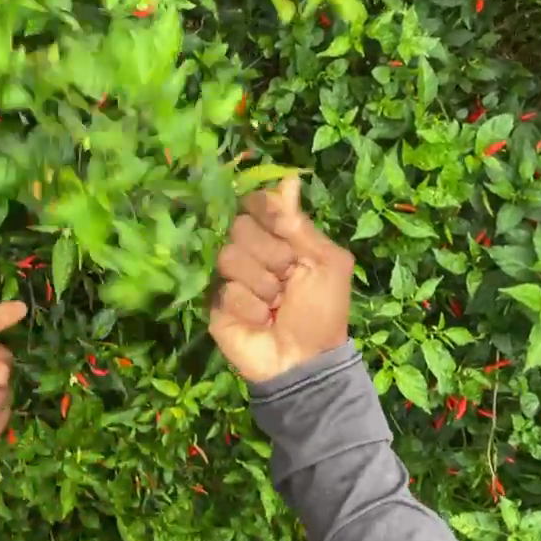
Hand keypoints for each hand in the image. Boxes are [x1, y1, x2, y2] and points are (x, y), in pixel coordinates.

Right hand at [209, 177, 353, 382]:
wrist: (305, 361)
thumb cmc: (323, 311)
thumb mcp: (327, 264)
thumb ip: (301, 225)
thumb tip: (289, 178)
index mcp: (279, 237)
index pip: (257, 203)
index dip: (266, 211)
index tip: (282, 226)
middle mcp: (251, 251)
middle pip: (240, 227)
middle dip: (270, 255)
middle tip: (287, 278)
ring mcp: (230, 277)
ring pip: (229, 257)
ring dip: (262, 284)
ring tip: (276, 305)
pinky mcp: (214, 302)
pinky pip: (225, 290)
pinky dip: (251, 308)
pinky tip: (262, 320)